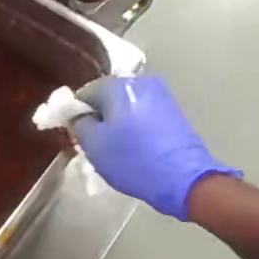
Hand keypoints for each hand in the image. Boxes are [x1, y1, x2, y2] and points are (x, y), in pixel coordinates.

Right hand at [72, 75, 240, 219]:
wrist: (182, 177)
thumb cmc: (132, 160)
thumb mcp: (94, 146)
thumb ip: (80, 125)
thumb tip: (81, 117)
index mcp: (118, 85)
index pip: (85, 93)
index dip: (76, 114)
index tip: (75, 135)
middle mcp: (141, 81)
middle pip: (109, 97)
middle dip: (99, 117)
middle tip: (95, 144)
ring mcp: (161, 95)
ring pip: (127, 106)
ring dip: (118, 124)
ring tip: (117, 149)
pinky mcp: (174, 111)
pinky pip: (144, 115)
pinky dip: (135, 128)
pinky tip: (136, 148)